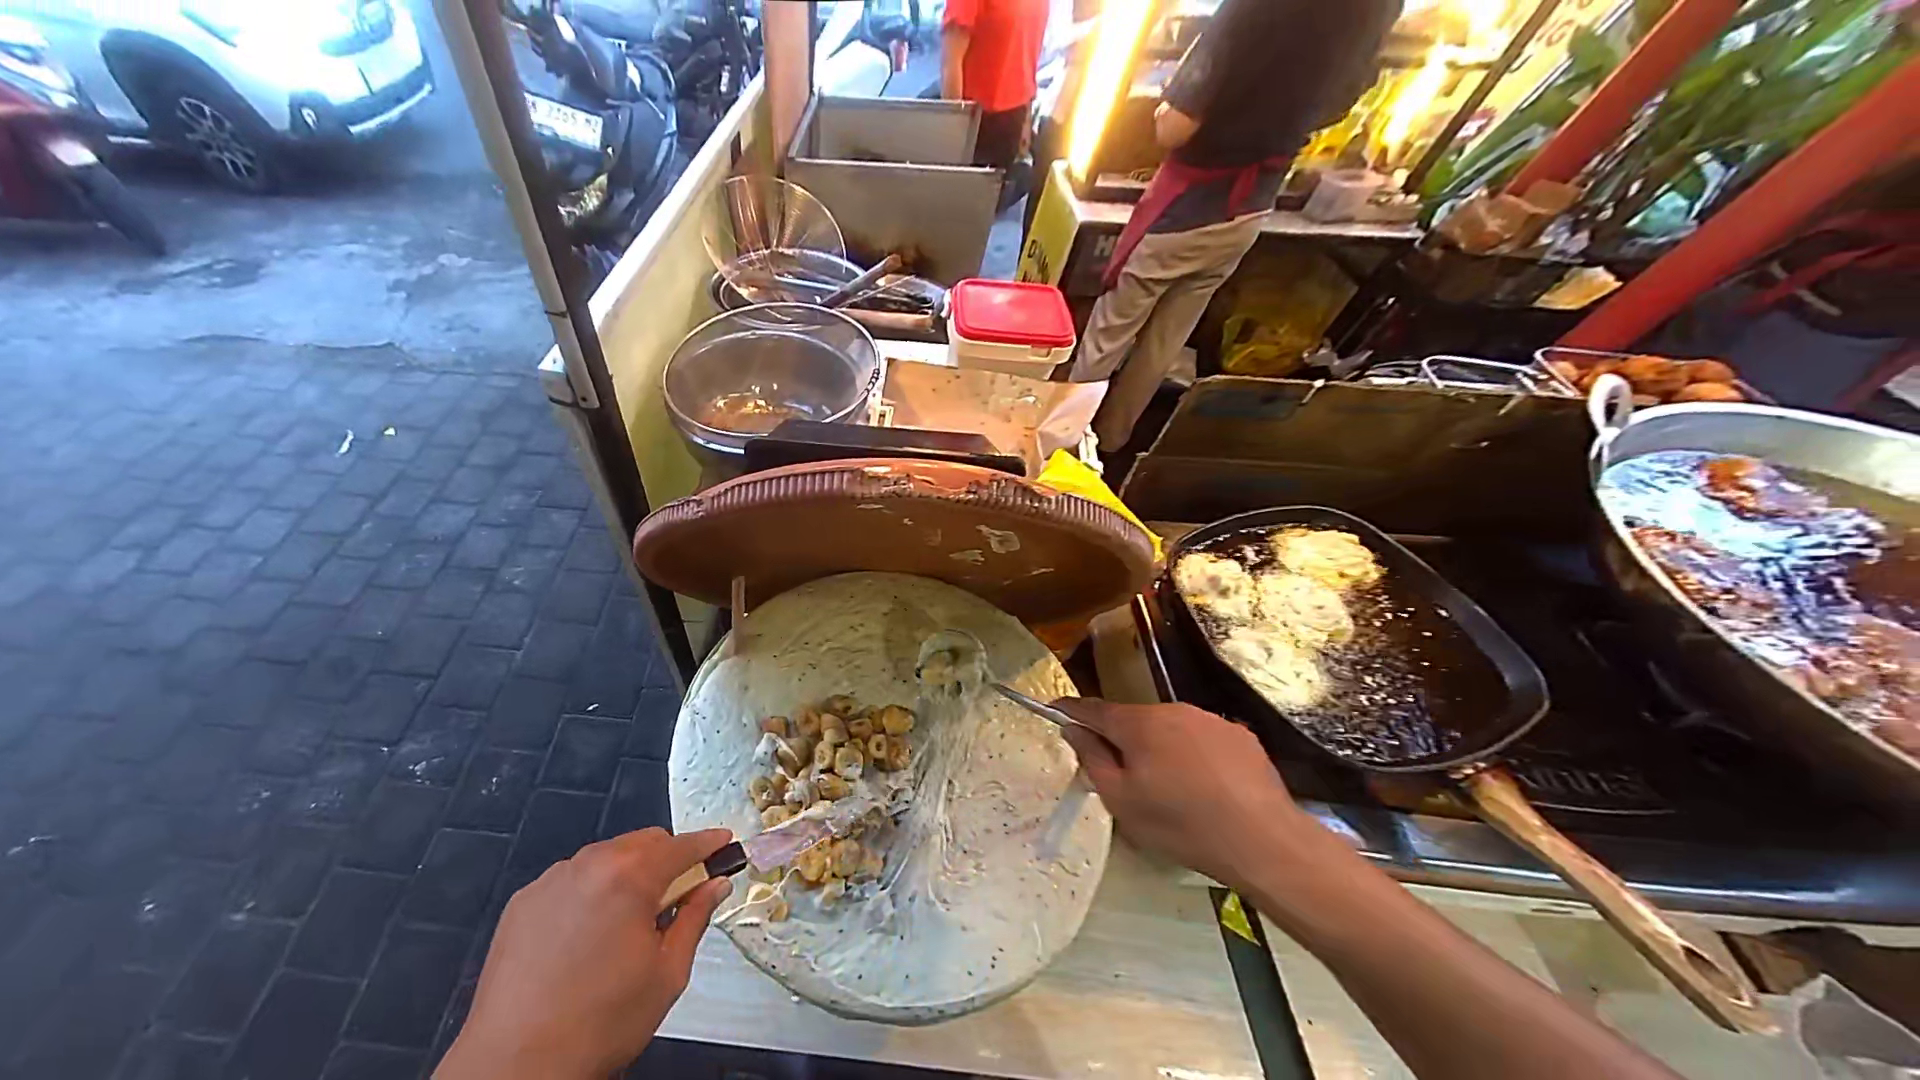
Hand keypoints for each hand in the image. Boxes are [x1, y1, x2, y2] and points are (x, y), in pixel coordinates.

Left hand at [438, 828, 732, 1079]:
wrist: (513, 1068)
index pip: (683, 845)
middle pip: (644, 842)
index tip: (723, 843)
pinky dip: (590, 891)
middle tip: (676, 898)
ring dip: (627, 874)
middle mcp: (589, 866)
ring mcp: (551, 882)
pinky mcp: (523, 903)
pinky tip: (588, 934)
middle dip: (667, 860)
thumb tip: (715, 885)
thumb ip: (695, 917)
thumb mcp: (667, 972)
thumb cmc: (599, 1023)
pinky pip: (571, 880)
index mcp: (629, 877)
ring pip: (607, 857)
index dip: (709, 843)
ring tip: (627, 922)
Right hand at [1052, 699, 1306, 889]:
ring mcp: (1209, 719)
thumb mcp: (1122, 800)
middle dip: (1121, 739)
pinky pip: (1201, 739)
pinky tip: (1204, 788)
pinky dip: (1192, 755)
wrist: (1263, 839)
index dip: (1071, 710)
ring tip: (1170, 789)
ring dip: (1159, 748)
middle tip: (1122, 776)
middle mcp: (1172, 710)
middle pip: (1133, 720)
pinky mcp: (1239, 735)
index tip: (1056, 711)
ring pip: (1169, 728)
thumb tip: (1074, 729)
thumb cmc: (1181, 824)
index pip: (1093, 708)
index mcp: (1138, 724)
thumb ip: (1092, 759)